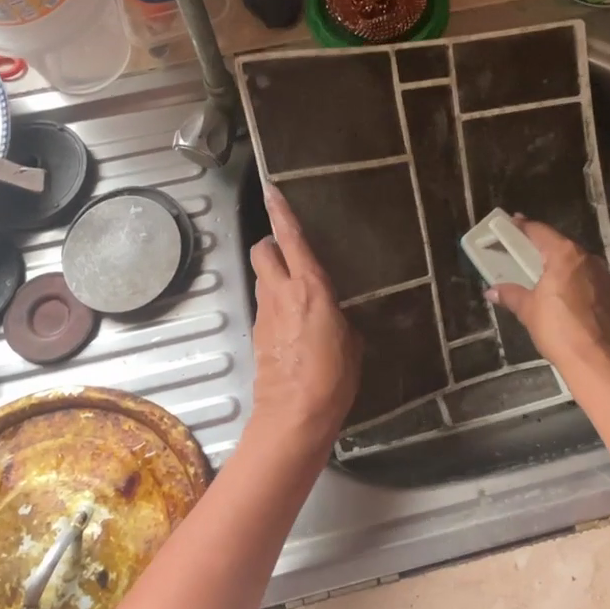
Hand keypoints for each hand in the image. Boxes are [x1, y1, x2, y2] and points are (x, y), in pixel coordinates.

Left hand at [247, 183, 361, 451]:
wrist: (294, 418)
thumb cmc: (332, 379)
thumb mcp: (352, 342)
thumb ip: (340, 318)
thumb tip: (333, 315)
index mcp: (310, 288)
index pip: (290, 238)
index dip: (281, 212)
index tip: (272, 190)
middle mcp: (281, 294)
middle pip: (262, 250)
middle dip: (271, 243)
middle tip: (290, 251)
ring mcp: (265, 315)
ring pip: (262, 278)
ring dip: (274, 276)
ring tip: (298, 292)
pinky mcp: (257, 336)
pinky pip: (265, 307)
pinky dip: (276, 306)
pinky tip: (295, 326)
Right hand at [487, 217, 609, 376]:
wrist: (598, 360)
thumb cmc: (559, 329)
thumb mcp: (529, 310)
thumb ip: (511, 295)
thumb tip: (492, 291)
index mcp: (565, 255)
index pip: (541, 232)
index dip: (524, 226)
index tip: (513, 222)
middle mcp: (589, 260)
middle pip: (563, 247)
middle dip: (545, 250)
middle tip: (527, 256)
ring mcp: (606, 277)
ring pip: (580, 266)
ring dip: (565, 269)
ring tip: (549, 281)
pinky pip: (593, 284)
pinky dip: (580, 287)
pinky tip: (571, 301)